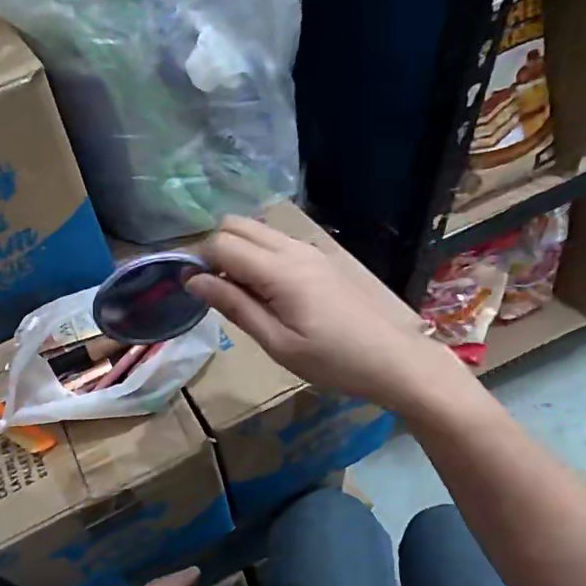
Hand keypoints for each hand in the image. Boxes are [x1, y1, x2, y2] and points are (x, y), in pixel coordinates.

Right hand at [186, 214, 471, 415]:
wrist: (394, 359)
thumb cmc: (332, 360)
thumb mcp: (276, 342)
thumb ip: (234, 306)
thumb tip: (193, 280)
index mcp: (280, 271)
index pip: (221, 243)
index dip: (199, 260)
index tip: (192, 288)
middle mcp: (293, 249)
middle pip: (235, 224)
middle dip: (213, 248)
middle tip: (212, 287)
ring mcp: (308, 250)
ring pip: (255, 229)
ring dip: (234, 250)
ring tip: (235, 292)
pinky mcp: (318, 258)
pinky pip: (274, 241)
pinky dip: (254, 254)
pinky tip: (260, 290)